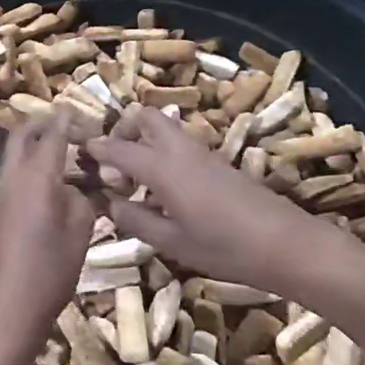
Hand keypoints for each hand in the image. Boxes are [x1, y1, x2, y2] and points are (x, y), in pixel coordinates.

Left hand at [0, 115, 94, 364]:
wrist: (6, 309)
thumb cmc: (50, 268)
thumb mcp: (81, 230)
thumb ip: (81, 198)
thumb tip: (75, 187)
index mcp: (37, 174)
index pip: (53, 132)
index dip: (69, 119)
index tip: (83, 111)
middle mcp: (13, 176)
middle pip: (24, 135)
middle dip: (46, 125)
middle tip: (72, 129)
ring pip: (16, 155)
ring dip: (37, 148)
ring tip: (68, 157)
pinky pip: (14, 176)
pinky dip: (32, 169)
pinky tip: (54, 187)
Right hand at [84, 107, 361, 294]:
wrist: (284, 243)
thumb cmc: (223, 247)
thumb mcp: (171, 241)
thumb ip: (135, 219)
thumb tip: (110, 203)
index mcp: (163, 167)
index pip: (120, 148)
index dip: (97, 149)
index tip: (80, 152)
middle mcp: (181, 149)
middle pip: (146, 117)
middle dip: (123, 130)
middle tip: (113, 162)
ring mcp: (202, 152)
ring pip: (165, 127)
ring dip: (144, 140)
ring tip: (135, 179)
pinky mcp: (218, 161)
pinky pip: (180, 143)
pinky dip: (162, 151)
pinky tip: (163, 188)